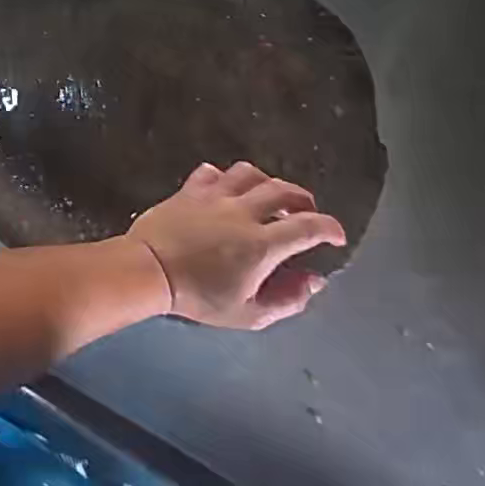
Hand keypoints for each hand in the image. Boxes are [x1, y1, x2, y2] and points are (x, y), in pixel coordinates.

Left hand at [124, 161, 346, 329]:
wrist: (148, 269)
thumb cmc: (198, 296)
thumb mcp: (251, 313)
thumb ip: (289, 299)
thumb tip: (312, 280)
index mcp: (261, 244)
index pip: (309, 226)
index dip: (330, 228)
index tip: (335, 236)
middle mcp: (240, 213)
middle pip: (282, 190)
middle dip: (303, 199)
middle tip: (305, 212)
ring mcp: (211, 197)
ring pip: (247, 173)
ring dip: (265, 182)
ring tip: (268, 197)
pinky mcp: (187, 191)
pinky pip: (210, 172)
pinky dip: (225, 177)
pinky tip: (227, 191)